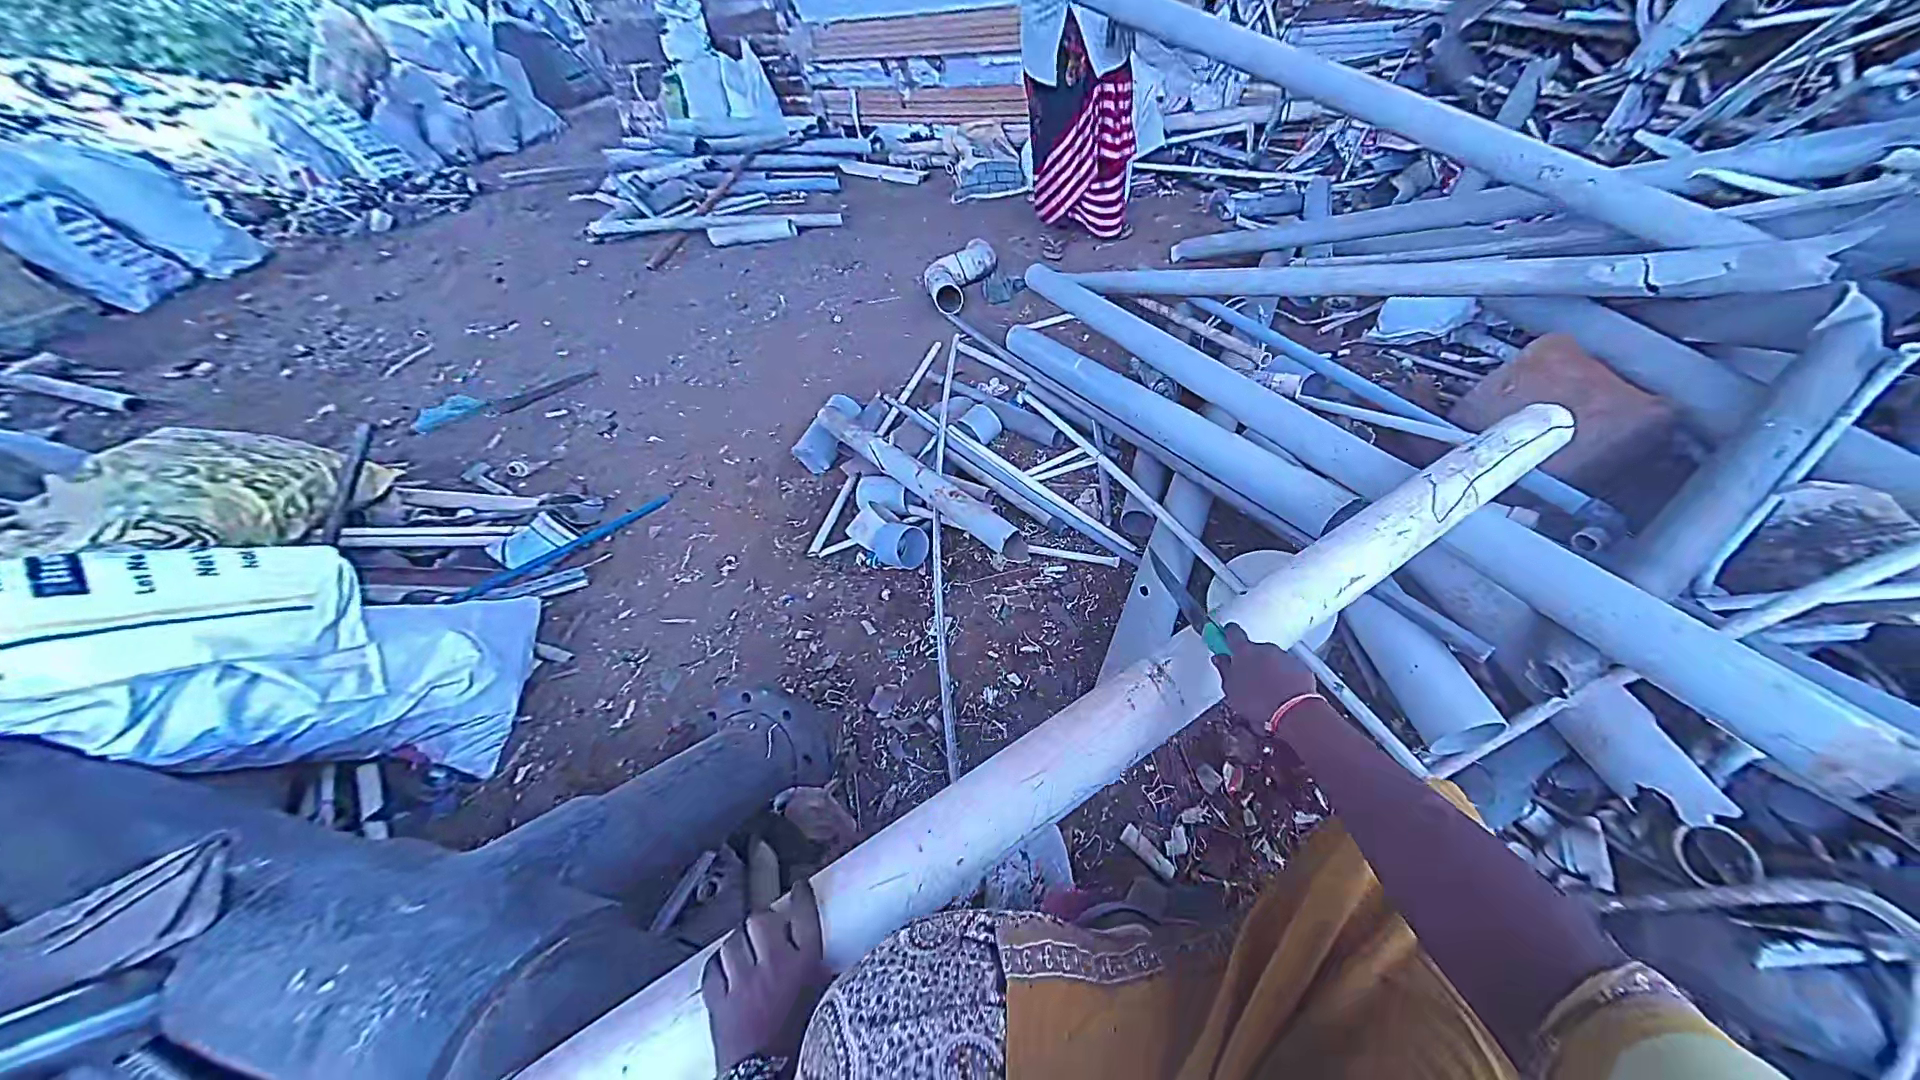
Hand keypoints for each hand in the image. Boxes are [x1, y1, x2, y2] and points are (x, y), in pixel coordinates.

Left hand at [703, 877, 827, 1071]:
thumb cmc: (801, 1045)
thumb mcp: (824, 1000)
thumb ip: (824, 973)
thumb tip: (830, 958)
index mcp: (806, 964)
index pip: (804, 913)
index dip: (801, 895)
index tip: (799, 887)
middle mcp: (774, 966)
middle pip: (761, 920)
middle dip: (762, 920)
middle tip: (766, 928)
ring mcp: (743, 983)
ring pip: (733, 941)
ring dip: (739, 942)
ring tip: (745, 949)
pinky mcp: (719, 1002)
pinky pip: (712, 968)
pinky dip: (718, 965)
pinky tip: (726, 968)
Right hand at [1210, 623, 1317, 729]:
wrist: (1293, 713)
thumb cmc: (1260, 701)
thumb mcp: (1231, 688)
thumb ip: (1224, 669)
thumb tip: (1220, 660)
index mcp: (1244, 651)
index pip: (1233, 632)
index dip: (1228, 633)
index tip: (1225, 637)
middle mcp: (1265, 649)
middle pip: (1254, 648)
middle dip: (1250, 659)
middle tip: (1245, 677)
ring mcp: (1285, 657)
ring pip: (1272, 659)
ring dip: (1267, 669)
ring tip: (1263, 690)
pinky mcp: (1301, 668)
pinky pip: (1288, 669)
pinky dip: (1284, 677)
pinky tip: (1279, 693)